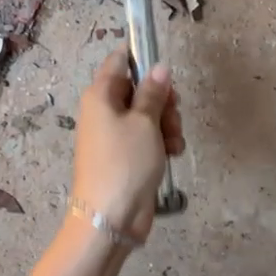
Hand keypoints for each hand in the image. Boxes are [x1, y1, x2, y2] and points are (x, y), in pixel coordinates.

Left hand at [70, 52, 183, 241]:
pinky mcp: (125, 155)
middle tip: (174, 114)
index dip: (142, 57)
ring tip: (174, 142)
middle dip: (162, 99)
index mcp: (100, 94)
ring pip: (147, 114)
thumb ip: (153, 92)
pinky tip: (173, 153)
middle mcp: (104, 110)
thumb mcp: (144, 122)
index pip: (119, 60)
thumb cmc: (125, 162)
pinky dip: (161, 142)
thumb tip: (159, 67)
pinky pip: (146, 137)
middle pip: (138, 88)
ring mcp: (114, 134)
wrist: (109, 217)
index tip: (166, 67)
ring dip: (166, 123)